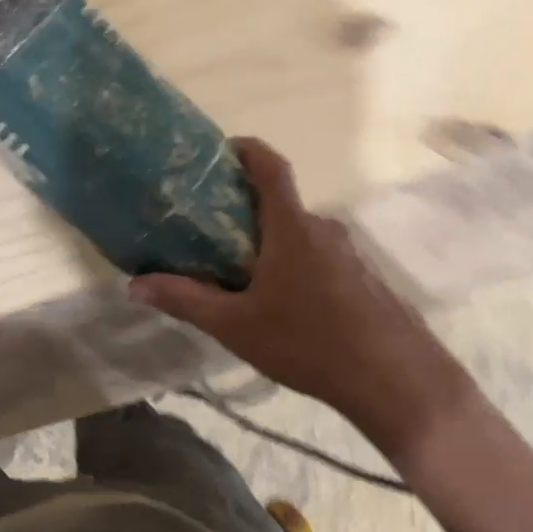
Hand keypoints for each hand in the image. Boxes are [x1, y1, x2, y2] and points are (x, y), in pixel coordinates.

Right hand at [129, 137, 476, 454]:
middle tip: (206, 232)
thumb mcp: (236, 326)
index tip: (220, 151)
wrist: (398, 383)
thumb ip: (185, 300)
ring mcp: (350, 255)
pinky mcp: (364, 281)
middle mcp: (323, 230)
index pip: (271, 166)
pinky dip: (293, 267)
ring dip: (268, 245)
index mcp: (292, 228)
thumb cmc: (310, 343)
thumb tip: (134, 285)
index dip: (246, 149)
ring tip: (236, 275)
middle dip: (243, 211)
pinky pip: (319, 260)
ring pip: (299, 236)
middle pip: (279, 205)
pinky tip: (279, 307)